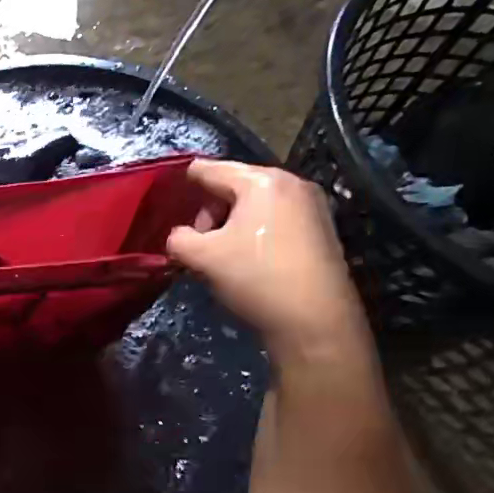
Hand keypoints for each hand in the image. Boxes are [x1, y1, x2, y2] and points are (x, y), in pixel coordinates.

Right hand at [166, 160, 367, 353]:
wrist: (317, 323)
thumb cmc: (257, 279)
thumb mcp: (204, 259)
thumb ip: (179, 239)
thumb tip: (180, 237)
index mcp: (262, 181)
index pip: (210, 169)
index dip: (185, 182)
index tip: (171, 202)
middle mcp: (292, 183)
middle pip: (236, 185)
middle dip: (212, 210)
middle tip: (201, 242)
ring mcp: (313, 206)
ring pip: (257, 204)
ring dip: (234, 223)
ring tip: (224, 254)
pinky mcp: (323, 231)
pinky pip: (277, 219)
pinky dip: (257, 232)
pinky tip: (251, 260)